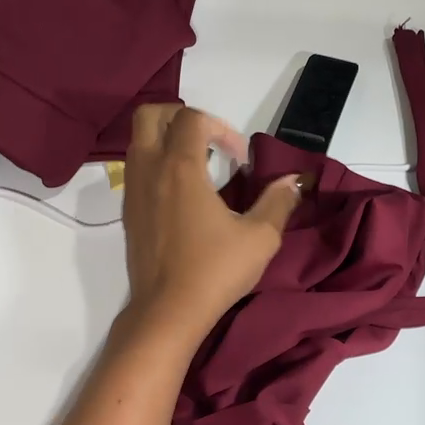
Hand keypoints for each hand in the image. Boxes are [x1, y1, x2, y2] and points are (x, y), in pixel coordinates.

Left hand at [120, 103, 300, 327]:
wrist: (170, 309)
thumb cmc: (216, 270)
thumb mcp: (260, 238)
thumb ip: (278, 203)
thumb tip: (294, 182)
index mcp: (181, 167)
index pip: (192, 118)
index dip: (221, 127)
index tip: (241, 158)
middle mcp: (150, 169)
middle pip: (151, 116)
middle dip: (181, 116)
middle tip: (209, 140)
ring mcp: (134, 191)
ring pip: (139, 141)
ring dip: (168, 141)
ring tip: (199, 167)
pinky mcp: (130, 213)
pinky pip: (138, 170)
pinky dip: (158, 166)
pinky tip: (184, 196)